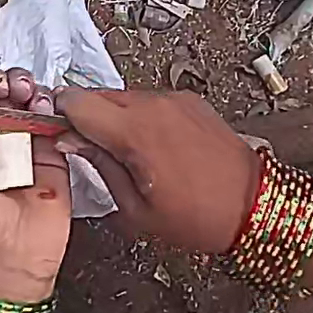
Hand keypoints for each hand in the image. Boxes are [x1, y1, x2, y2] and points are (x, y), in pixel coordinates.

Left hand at [0, 68, 71, 302]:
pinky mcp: (53, 157)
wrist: (6, 261)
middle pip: (7, 93)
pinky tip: (47, 112)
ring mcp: (25, 147)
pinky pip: (56, 123)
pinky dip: (54, 110)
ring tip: (32, 100)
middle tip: (14, 89)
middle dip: (12, 81)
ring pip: (33, 103)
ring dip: (34, 92)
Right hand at [55, 89, 259, 253]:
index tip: (58, 132)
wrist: (254, 204)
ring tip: (124, 151)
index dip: (61, 114)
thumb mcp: (135, 208)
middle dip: (86, 116)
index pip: (78, 101)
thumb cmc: (195, 217)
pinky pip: (150, 100)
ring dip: (114, 116)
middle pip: (99, 95)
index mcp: (136, 131)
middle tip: (86, 146)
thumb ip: (99, 166)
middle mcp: (154, 104)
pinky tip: (151, 144)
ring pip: (125, 97)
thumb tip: (71, 141)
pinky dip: (140, 115)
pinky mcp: (190, 100)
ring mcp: (174, 98)